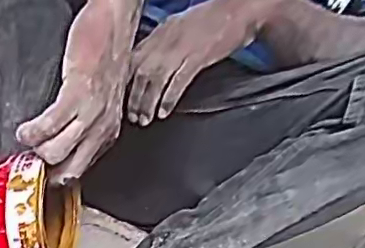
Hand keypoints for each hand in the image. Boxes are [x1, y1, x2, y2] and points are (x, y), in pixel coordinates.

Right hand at [16, 0, 137, 183]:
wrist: (116, 21)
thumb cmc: (104, 59)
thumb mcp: (101, 106)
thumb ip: (83, 131)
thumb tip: (56, 153)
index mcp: (105, 136)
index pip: (75, 174)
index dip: (52, 179)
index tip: (36, 174)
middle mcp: (101, 129)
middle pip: (65, 172)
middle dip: (42, 168)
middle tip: (28, 158)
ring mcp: (92, 113)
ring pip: (55, 153)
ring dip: (35, 149)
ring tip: (26, 139)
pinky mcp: (79, 93)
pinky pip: (49, 126)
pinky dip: (31, 132)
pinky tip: (25, 129)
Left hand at [125, 0, 270, 124]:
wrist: (244, 7)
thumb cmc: (209, 23)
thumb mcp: (176, 30)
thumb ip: (156, 49)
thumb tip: (137, 77)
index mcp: (160, 32)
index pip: (131, 61)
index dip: (123, 86)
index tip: (119, 104)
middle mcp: (168, 39)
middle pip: (140, 74)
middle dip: (134, 100)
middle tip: (133, 118)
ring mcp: (183, 46)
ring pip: (156, 80)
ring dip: (148, 103)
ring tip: (146, 119)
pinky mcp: (200, 55)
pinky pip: (178, 81)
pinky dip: (168, 99)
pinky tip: (164, 112)